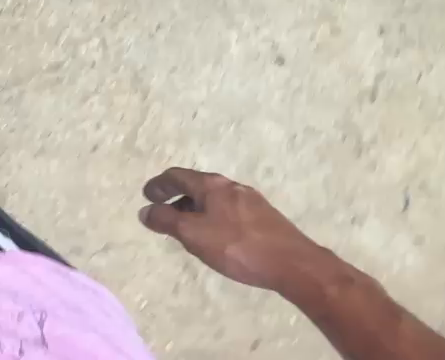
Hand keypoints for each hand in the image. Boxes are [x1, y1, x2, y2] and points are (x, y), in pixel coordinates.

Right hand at [138, 167, 334, 294]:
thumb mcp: (193, 234)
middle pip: (197, 187)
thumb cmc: (238, 246)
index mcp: (211, 184)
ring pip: (217, 201)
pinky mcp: (270, 221)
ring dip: (199, 211)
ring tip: (193, 230)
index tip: (147, 196)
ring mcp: (254, 203)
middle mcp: (231, 186)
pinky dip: (218, 220)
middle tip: (167, 214)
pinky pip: (233, 213)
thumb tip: (145, 212)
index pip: (176, 176)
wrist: (299, 268)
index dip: (159, 185)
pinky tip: (222, 239)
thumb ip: (166, 221)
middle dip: (179, 199)